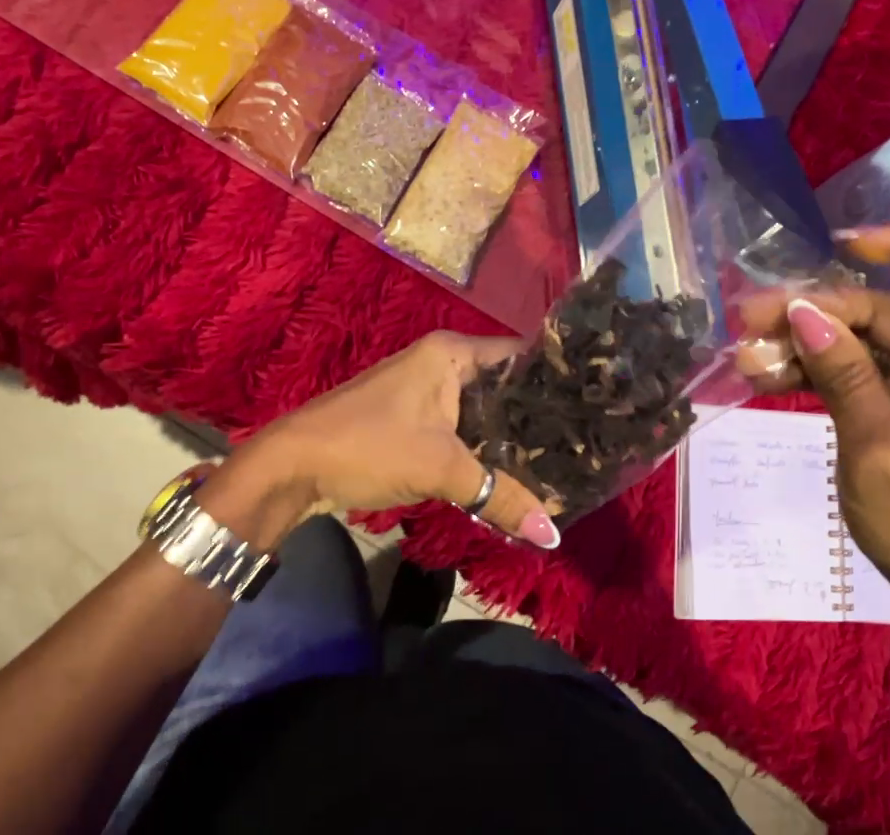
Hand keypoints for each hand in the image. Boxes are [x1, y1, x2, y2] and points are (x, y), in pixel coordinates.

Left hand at [238, 331, 560, 548]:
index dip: (557, 380)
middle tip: (586, 443)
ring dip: (511, 439)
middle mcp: (442, 363)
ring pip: (484, 413)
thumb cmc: (369, 446)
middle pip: (505, 387)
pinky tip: (513, 475)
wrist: (292, 466)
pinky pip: (464, 430)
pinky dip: (485, 451)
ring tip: (562, 461)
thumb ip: (500, 498)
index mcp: (452, 353)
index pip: (521, 356)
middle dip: (539, 418)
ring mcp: (427, 392)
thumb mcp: (441, 470)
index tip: (597, 405)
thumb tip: (553, 536)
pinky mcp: (415, 420)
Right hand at [738, 223, 889, 647]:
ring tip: (745, 350)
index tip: (848, 247)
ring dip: (806, 342)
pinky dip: (814, 373)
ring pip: (865, 341)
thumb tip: (801, 311)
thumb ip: (845, 376)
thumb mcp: (880, 453)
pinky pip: (856, 375)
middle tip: (751, 316)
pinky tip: (763, 374)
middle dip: (822, 309)